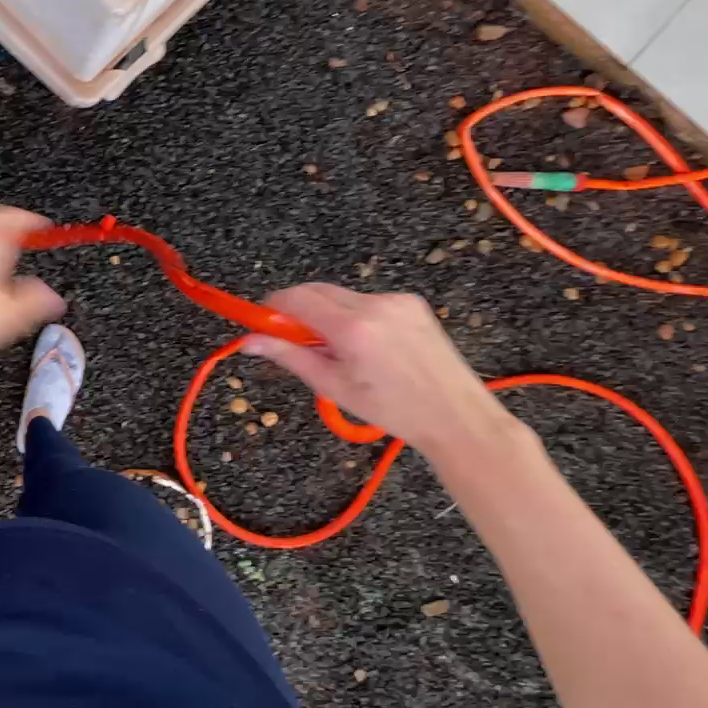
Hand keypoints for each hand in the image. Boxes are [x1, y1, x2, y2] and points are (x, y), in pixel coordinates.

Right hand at [239, 283, 516, 457]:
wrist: (458, 418)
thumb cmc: (394, 410)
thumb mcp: (333, 387)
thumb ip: (289, 356)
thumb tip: (249, 341)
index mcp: (353, 328)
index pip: (295, 298)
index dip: (272, 305)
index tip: (261, 320)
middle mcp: (374, 305)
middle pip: (315, 290)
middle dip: (296, 308)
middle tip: (292, 338)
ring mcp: (396, 300)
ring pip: (339, 295)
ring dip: (325, 313)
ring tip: (336, 349)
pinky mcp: (411, 302)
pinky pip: (365, 300)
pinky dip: (353, 315)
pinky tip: (365, 344)